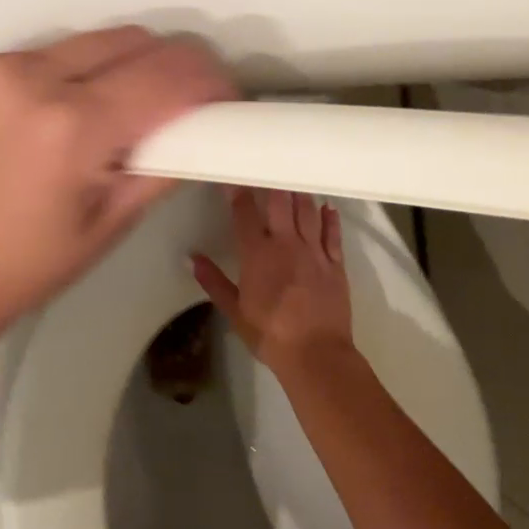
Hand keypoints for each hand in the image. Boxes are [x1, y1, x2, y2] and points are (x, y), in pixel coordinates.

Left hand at [0, 27, 235, 335]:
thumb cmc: (20, 268)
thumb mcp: (107, 226)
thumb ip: (161, 166)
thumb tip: (201, 128)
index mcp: (71, 128)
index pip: (167, 76)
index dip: (210, 81)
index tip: (226, 97)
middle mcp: (31, 78)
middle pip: (133, 40)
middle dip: (171, 66)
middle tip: (183, 103)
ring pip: (91, 40)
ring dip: (121, 66)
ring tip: (120, 110)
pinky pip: (46, 52)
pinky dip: (72, 72)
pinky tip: (64, 110)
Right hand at [193, 189, 353, 373]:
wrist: (317, 356)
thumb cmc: (270, 335)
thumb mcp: (235, 311)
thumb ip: (214, 281)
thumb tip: (192, 258)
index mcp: (258, 254)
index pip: (245, 213)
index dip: (237, 193)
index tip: (232, 178)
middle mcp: (287, 244)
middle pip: (280, 202)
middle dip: (273, 184)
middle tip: (268, 171)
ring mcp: (314, 252)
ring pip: (308, 212)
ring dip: (300, 195)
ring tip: (294, 181)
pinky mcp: (336, 264)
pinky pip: (333, 234)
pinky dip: (330, 218)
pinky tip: (328, 207)